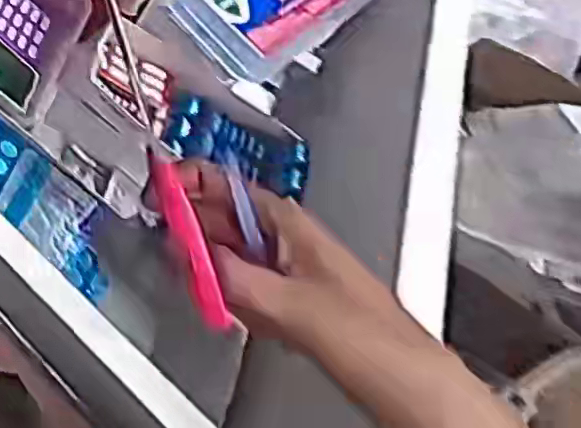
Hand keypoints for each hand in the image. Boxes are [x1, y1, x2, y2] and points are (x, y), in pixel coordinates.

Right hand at [173, 161, 418, 351]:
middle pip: (215, 216)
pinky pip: (235, 283)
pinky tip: (229, 310)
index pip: (221, 181)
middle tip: (172, 247)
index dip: (185, 180)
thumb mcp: (292, 303)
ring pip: (222, 252)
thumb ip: (231, 274)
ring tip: (203, 286)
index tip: (157, 190)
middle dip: (190, 231)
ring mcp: (282, 269)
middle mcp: (282, 238)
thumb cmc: (379, 343)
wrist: (423, 399)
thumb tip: (187, 252)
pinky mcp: (284, 300)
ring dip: (206, 267)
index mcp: (287, 221)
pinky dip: (223, 292)